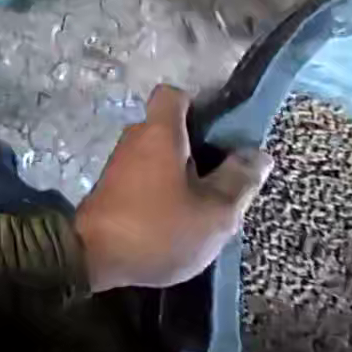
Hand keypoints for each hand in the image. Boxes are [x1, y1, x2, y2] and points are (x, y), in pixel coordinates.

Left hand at [74, 85, 272, 290]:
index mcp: (158, 133)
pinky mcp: (113, 184)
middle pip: (170, 126)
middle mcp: (135, 138)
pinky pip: (146, 171)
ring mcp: (120, 161)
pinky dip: (164, 184)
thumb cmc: (158, 228)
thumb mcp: (215, 211)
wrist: (94, 255)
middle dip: (199, 146)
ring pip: (159, 152)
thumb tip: (257, 153)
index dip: (200, 105)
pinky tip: (182, 213)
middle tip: (227, 176)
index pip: (172, 95)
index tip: (222, 133)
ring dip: (183, 170)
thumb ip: (239, 180)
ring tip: (209, 201)